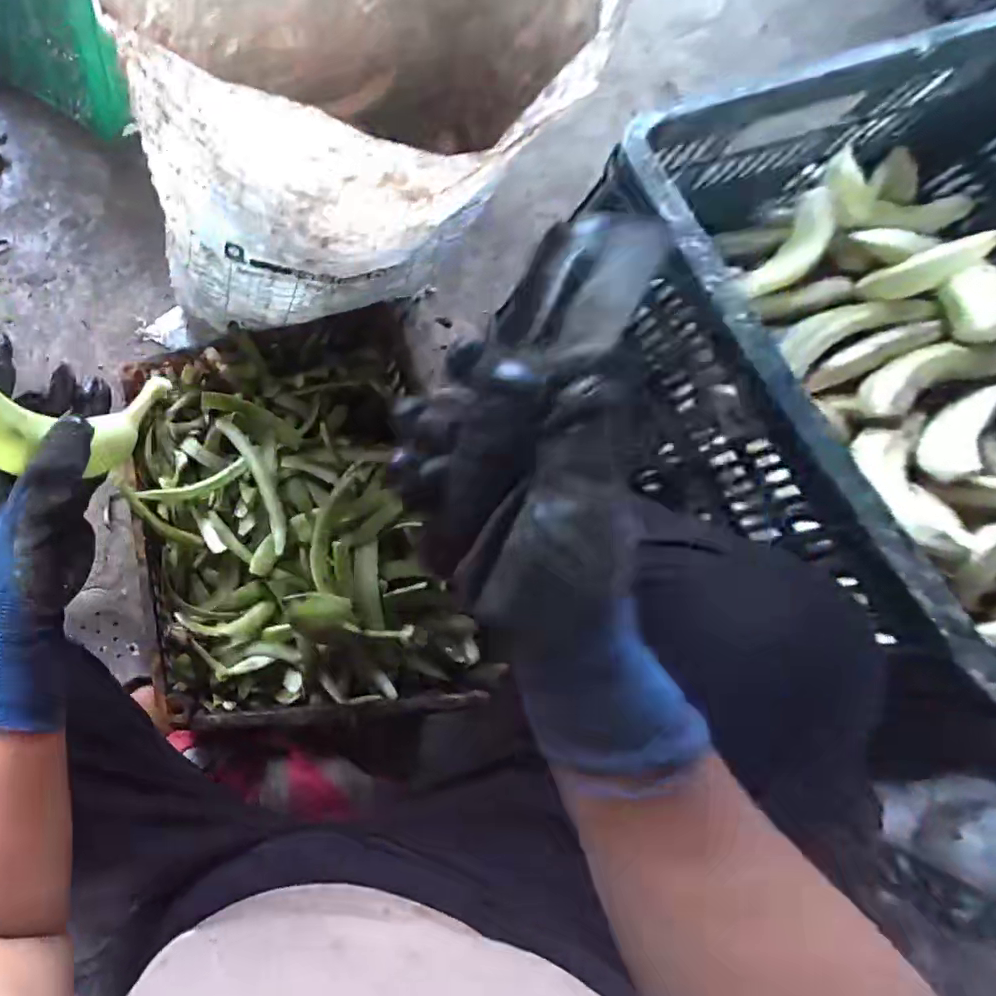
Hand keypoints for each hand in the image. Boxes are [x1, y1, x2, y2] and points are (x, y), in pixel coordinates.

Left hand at [0, 335, 111, 732]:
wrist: (30, 611)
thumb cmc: (13, 568)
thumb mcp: (26, 523)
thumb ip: (50, 475)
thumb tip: (78, 423)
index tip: (6, 341)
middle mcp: (16, 466)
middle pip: (32, 416)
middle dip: (49, 392)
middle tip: (70, 369)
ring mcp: (43, 481)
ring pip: (62, 435)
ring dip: (79, 411)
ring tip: (96, 385)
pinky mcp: (69, 497)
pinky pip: (85, 459)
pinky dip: (100, 440)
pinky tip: (114, 424)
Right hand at [390, 222, 708, 781]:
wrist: (546, 638)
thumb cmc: (579, 574)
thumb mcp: (585, 507)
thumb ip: (580, 443)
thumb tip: (592, 372)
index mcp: (557, 446)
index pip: (526, 395)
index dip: (499, 373)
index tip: (473, 358)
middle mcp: (514, 457)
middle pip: (474, 416)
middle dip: (449, 404)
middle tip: (424, 399)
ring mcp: (476, 486)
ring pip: (442, 448)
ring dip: (423, 439)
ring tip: (409, 436)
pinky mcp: (446, 515)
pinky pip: (422, 489)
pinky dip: (411, 481)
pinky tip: (403, 473)